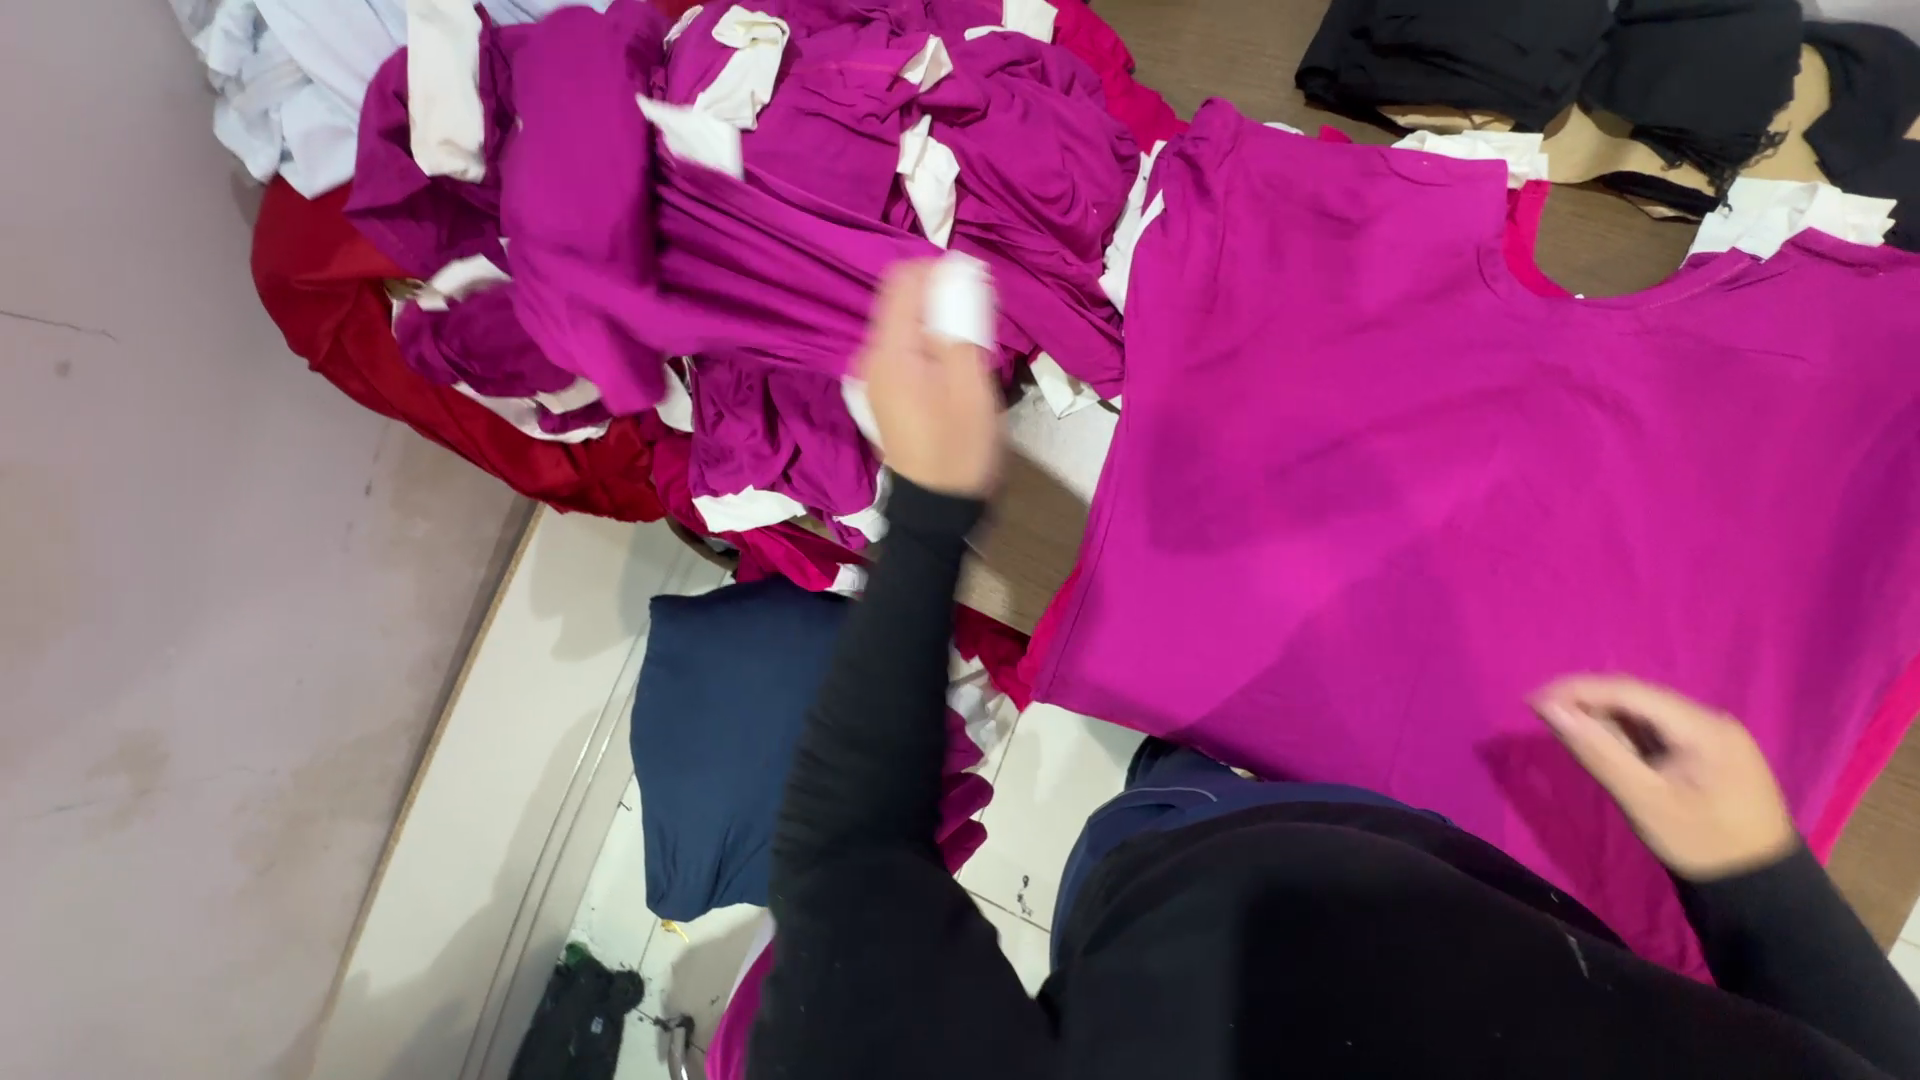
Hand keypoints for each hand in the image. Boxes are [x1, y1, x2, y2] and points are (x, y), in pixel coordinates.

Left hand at [856, 260, 1002, 497]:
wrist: (937, 507)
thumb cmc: (959, 448)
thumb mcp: (970, 383)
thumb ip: (962, 322)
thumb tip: (960, 271)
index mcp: (889, 351)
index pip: (903, 278)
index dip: (940, 271)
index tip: (976, 293)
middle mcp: (871, 356)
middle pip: (903, 300)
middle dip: (943, 301)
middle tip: (978, 331)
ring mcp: (874, 376)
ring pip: (907, 324)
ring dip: (940, 326)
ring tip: (970, 355)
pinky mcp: (884, 390)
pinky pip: (906, 350)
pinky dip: (931, 347)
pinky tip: (953, 372)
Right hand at [1531, 675, 1797, 881]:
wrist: (1758, 885)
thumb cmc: (1699, 842)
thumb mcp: (1640, 797)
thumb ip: (1594, 748)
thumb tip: (1546, 707)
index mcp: (1703, 728)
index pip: (1627, 691)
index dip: (1575, 690)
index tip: (1531, 701)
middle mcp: (1710, 720)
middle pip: (1634, 697)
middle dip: (1585, 704)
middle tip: (1544, 719)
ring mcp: (1711, 734)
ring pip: (1640, 712)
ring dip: (1601, 718)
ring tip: (1568, 733)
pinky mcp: (1705, 749)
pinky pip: (1652, 728)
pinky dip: (1621, 732)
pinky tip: (1602, 745)